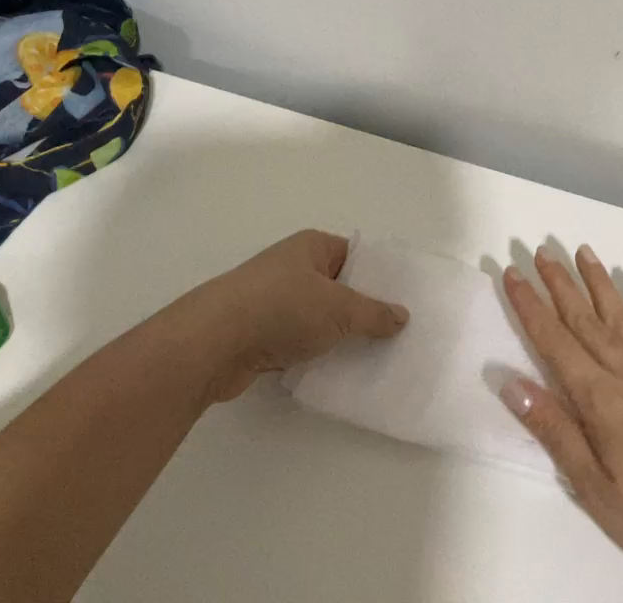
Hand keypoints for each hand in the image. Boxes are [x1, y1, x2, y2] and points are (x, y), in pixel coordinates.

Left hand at [178, 230, 408, 402]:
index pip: (355, 256)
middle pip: (339, 289)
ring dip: (340, 338)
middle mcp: (293, 268)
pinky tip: (340, 375)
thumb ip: (374, 313)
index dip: (380, 277)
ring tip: (377, 360)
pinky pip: (300, 342)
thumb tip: (401, 315)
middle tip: (399, 336)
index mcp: (311, 247)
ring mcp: (275, 301)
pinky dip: (317, 356)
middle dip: (364, 312)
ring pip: (319, 319)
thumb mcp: (339, 308)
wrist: (214, 342)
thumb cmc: (281, 309)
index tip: (408, 302)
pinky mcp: (261, 334)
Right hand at [500, 246, 622, 602]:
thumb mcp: (597, 491)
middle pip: (588, 323)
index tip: (512, 273)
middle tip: (541, 251)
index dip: (531, 308)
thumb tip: (511, 382)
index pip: (556, 344)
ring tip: (584, 252)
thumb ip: (556, 432)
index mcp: (604, 402)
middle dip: (561, 286)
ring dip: (602, 285)